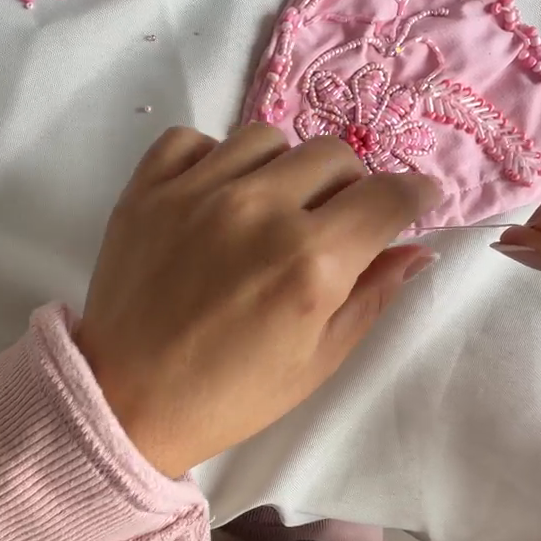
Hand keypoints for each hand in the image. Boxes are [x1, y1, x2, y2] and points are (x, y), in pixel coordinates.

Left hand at [76, 125, 438, 476]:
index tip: (414, 200)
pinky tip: (213, 196)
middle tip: (330, 220)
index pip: (387, 195)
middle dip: (348, 185)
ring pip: (265, 138)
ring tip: (268, 209)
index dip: (414, 194)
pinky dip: (211, 158)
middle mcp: (258, 211)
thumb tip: (415, 249)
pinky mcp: (145, 189)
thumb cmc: (228, 396)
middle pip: (332, 155)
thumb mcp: (316, 362)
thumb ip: (371, 297)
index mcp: (310, 262)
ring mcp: (196, 193)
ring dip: (282, 168)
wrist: (125, 402)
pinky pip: (192, 139)